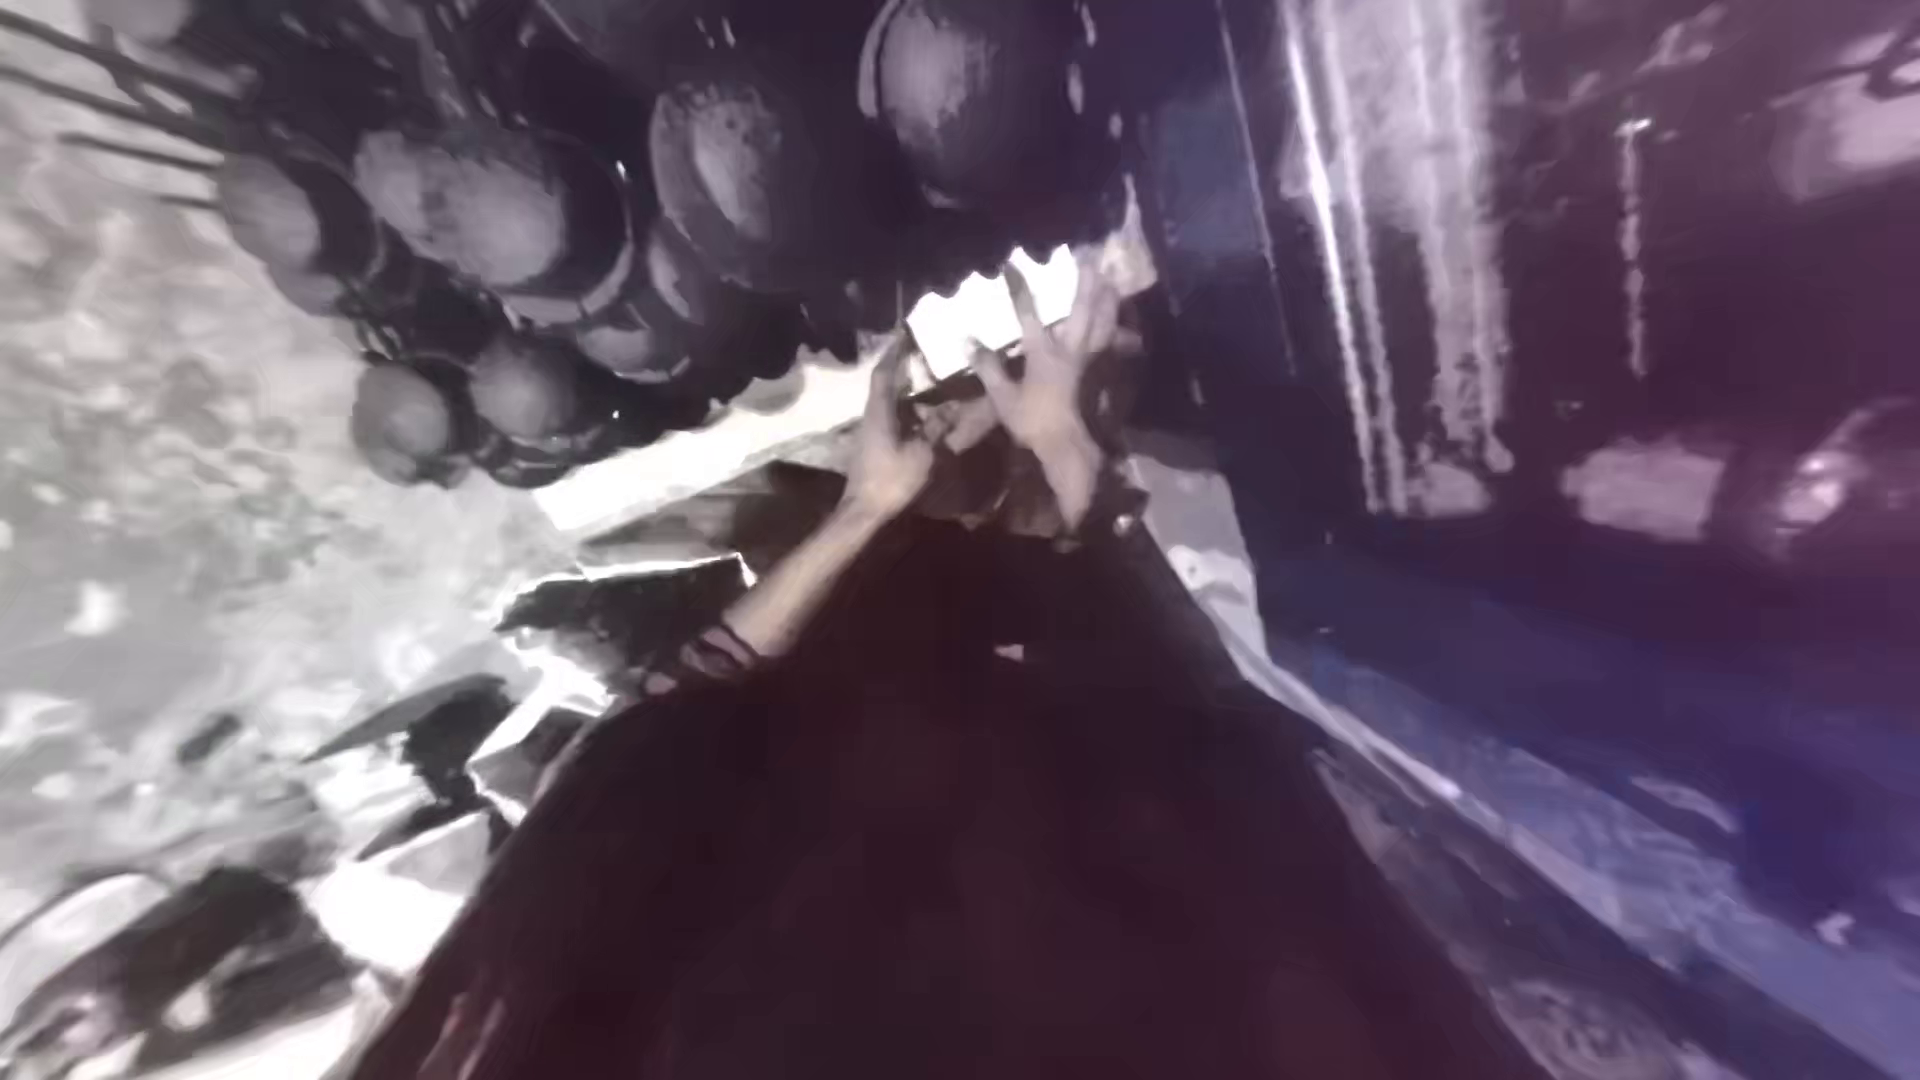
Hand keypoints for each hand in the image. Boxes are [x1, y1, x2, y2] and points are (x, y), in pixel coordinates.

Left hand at [842, 332, 948, 521]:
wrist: (864, 510)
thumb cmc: (891, 479)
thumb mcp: (921, 453)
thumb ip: (936, 428)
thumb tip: (950, 408)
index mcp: (879, 411)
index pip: (884, 372)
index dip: (894, 352)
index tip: (904, 334)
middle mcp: (871, 416)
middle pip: (885, 386)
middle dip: (902, 371)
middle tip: (922, 359)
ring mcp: (869, 433)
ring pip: (888, 405)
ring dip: (906, 394)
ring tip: (928, 387)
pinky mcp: (872, 447)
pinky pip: (891, 421)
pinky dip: (906, 414)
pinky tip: (922, 418)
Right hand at [967, 251, 1119, 526]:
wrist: (1067, 446)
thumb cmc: (1033, 422)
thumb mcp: (1003, 398)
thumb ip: (988, 368)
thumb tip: (968, 341)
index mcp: (1043, 353)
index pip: (1029, 314)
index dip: (1019, 288)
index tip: (1012, 264)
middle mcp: (1070, 350)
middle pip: (1081, 309)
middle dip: (1084, 281)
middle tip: (1090, 255)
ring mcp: (1089, 361)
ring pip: (1103, 323)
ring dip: (1107, 298)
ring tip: (1111, 278)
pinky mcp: (1100, 373)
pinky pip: (1111, 344)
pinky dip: (1116, 327)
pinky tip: (1119, 319)